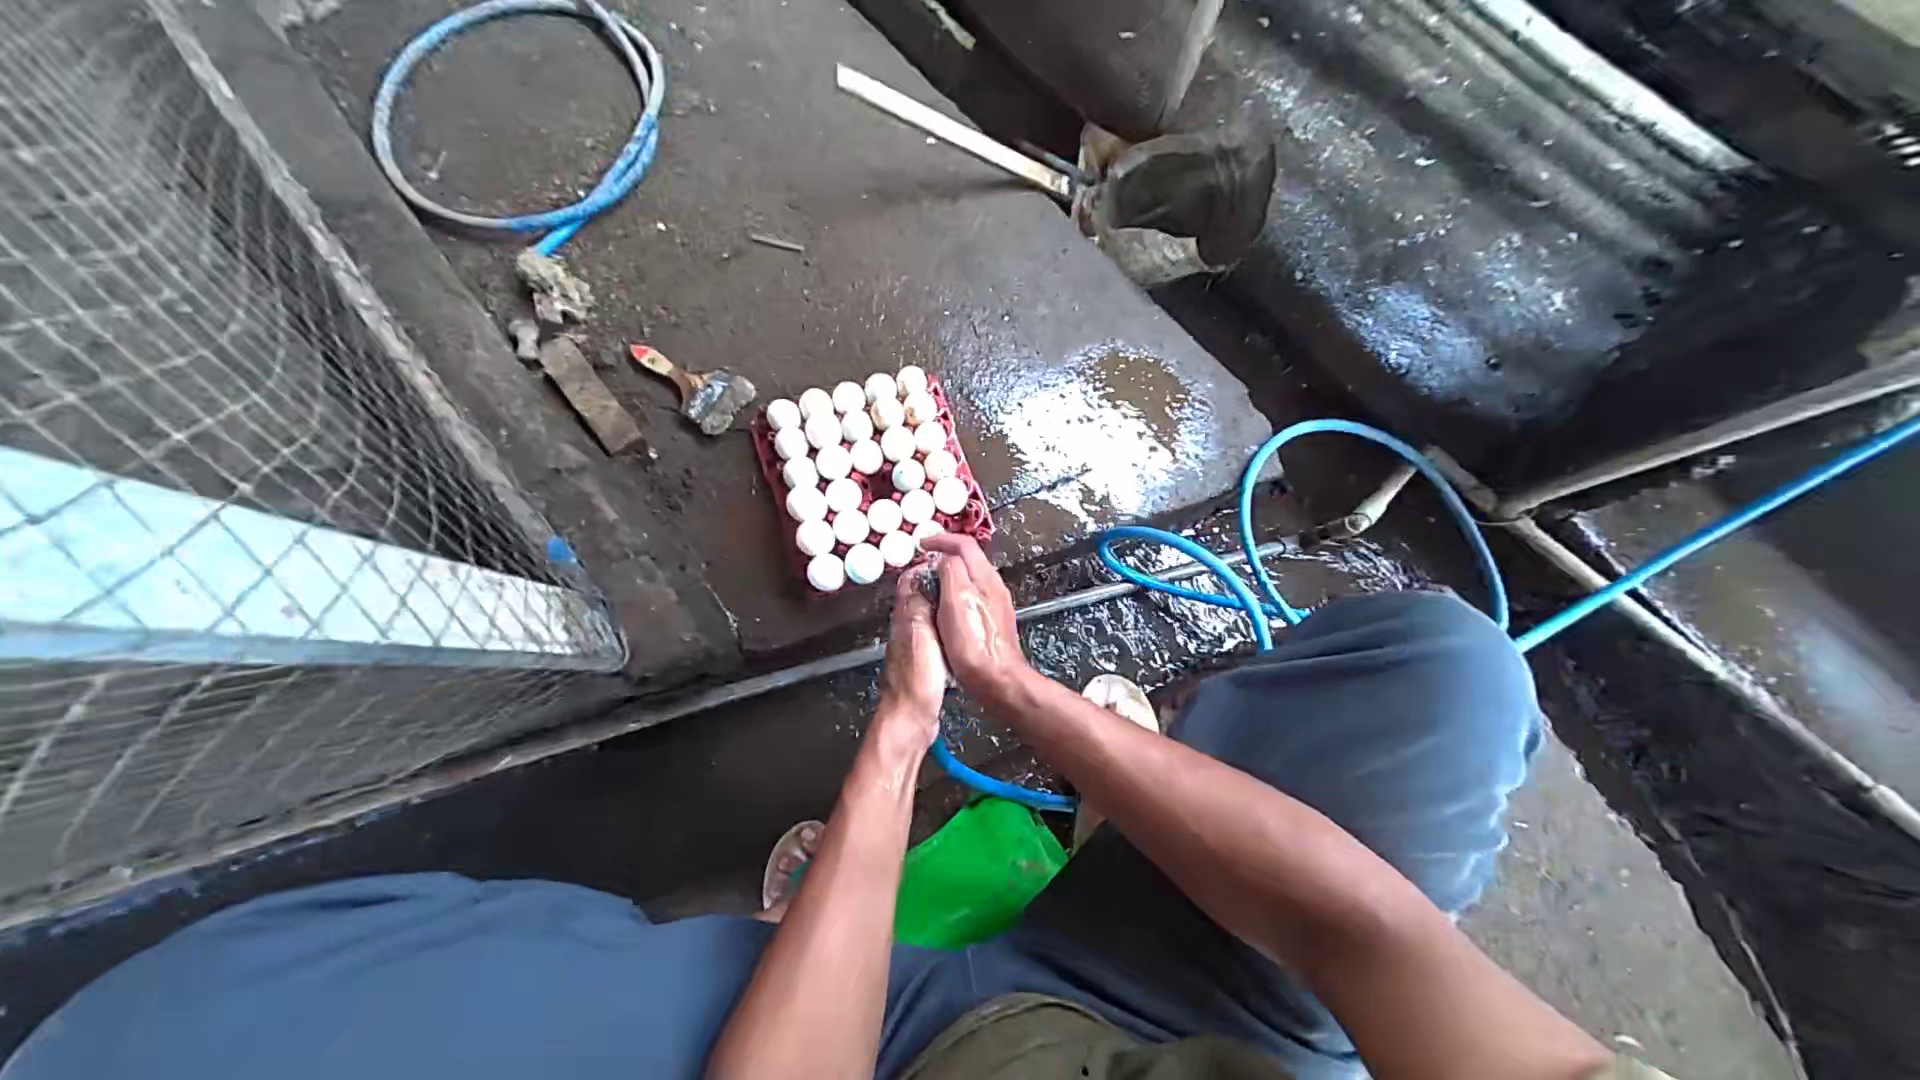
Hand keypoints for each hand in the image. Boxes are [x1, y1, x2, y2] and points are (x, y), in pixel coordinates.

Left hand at [875, 569, 946, 751]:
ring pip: (928, 618)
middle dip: (937, 586)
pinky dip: (947, 631)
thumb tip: (921, 574)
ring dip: (943, 608)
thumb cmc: (918, 678)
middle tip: (961, 578)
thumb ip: (921, 605)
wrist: (911, 719)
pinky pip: (935, 639)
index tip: (945, 560)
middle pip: (920, 598)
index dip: (925, 567)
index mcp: (904, 618)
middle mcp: (905, 629)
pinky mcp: (923, 664)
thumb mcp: (922, 633)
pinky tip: (961, 635)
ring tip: (964, 602)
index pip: (910, 582)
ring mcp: (914, 648)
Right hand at [918, 534, 1031, 701]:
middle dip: (944, 556)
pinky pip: (971, 597)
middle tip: (923, 561)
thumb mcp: (956, 601)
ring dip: (948, 575)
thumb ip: (950, 572)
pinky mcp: (991, 623)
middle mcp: (994, 588)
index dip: (941, 540)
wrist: (998, 681)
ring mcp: (995, 605)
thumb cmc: (976, 647)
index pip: (964, 544)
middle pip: (968, 559)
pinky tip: (943, 609)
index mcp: (985, 578)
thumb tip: (944, 558)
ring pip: (970, 578)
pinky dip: (954, 594)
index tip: (923, 544)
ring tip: (929, 583)